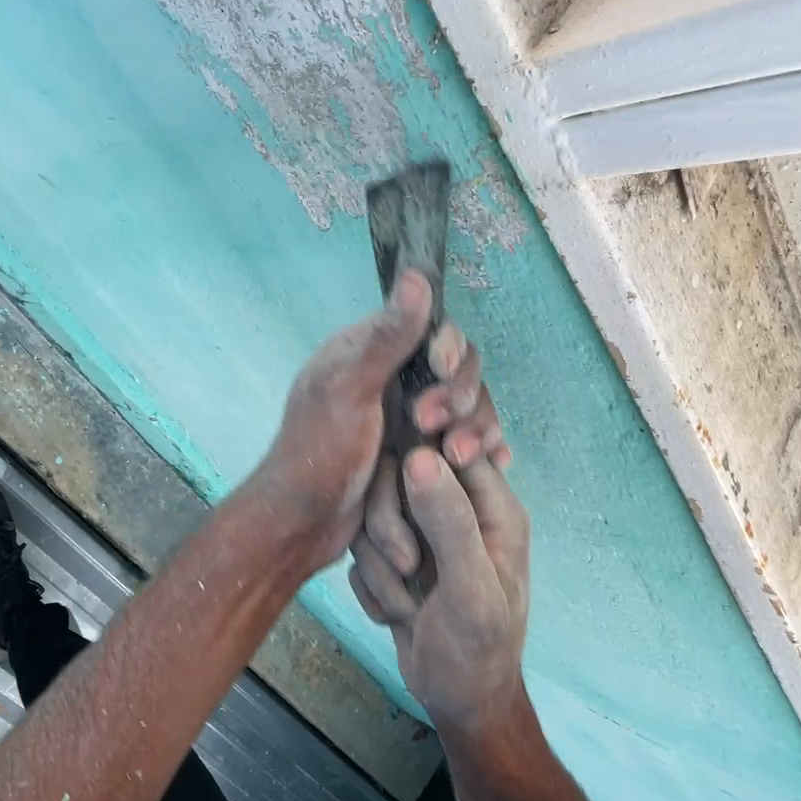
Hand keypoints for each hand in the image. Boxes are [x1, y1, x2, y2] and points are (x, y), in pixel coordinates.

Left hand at [246, 271, 500, 572]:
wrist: (304, 526)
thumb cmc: (319, 452)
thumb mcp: (349, 389)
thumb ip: (386, 337)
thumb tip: (417, 274)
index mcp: (368, 351)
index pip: (430, 329)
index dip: (446, 349)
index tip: (440, 372)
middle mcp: (392, 377)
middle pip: (456, 369)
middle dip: (459, 396)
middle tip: (437, 430)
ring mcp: (408, 416)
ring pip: (466, 406)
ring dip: (474, 425)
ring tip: (458, 457)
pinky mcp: (422, 451)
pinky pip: (465, 438)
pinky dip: (482, 447)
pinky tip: (496, 464)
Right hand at [348, 438, 529, 730]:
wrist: (458, 704)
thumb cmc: (478, 649)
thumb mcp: (470, 589)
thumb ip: (449, 522)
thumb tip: (420, 456)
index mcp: (489, 506)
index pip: (448, 445)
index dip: (419, 451)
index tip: (398, 473)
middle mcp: (454, 510)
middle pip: (395, 477)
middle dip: (389, 528)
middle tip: (407, 567)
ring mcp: (420, 534)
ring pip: (370, 515)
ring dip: (381, 567)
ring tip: (408, 603)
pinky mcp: (393, 558)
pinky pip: (360, 550)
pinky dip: (373, 586)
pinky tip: (398, 614)